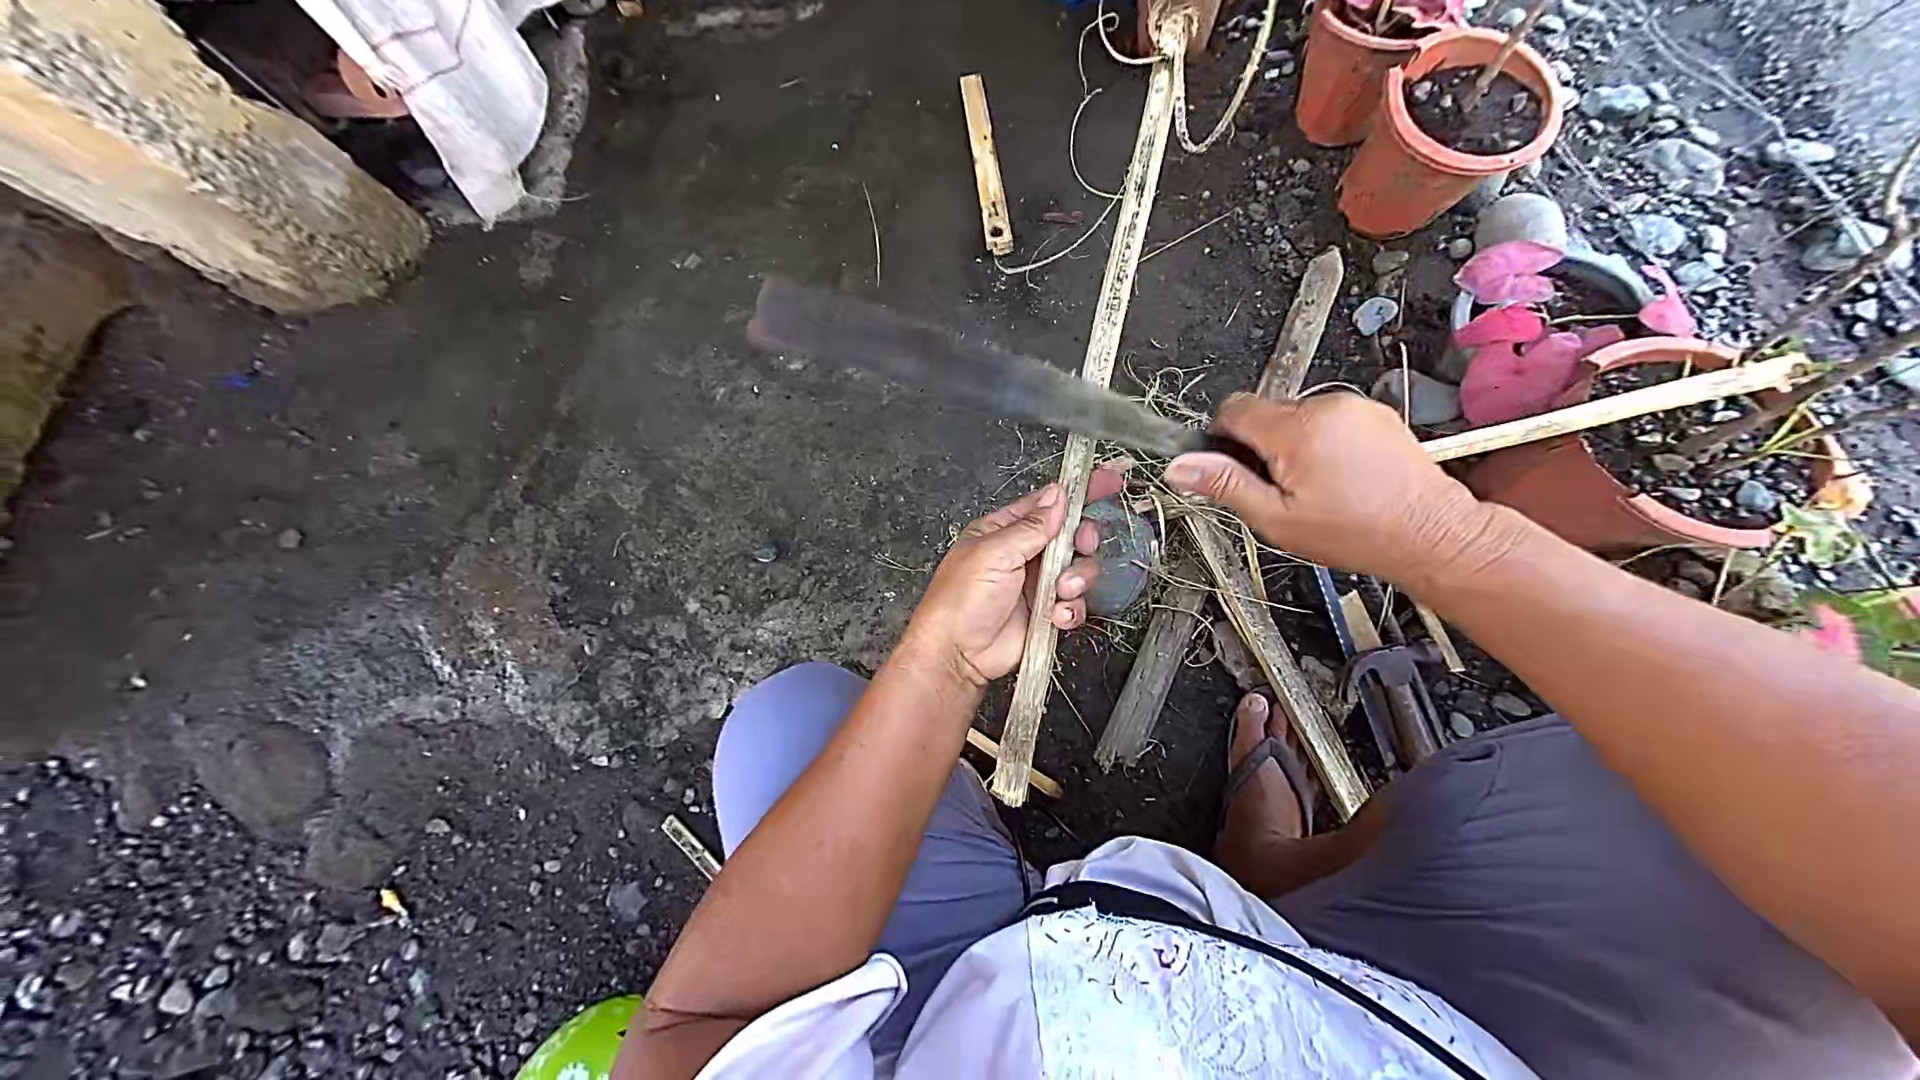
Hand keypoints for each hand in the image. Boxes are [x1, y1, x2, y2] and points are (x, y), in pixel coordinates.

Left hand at [899, 469, 1127, 687]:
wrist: (957, 655)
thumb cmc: (959, 601)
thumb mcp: (994, 552)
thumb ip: (1032, 526)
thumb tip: (1057, 497)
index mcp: (1004, 531)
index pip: (1047, 503)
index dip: (1078, 492)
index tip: (1109, 480)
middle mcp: (1022, 555)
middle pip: (1071, 535)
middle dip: (1082, 541)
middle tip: (1080, 547)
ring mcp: (1035, 584)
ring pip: (1079, 570)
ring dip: (1077, 580)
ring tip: (1060, 591)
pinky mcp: (1045, 612)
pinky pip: (1075, 604)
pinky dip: (1071, 609)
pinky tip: (1055, 615)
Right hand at [1164, 394, 1526, 590]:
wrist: (1430, 534)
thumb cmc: (1359, 532)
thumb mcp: (1275, 518)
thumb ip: (1224, 485)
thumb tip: (1180, 466)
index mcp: (1298, 431)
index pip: (1233, 409)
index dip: (1221, 438)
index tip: (1231, 465)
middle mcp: (1328, 407)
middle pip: (1263, 413)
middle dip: (1259, 446)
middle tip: (1278, 487)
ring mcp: (1354, 407)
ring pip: (1292, 416)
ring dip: (1288, 445)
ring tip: (1312, 485)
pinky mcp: (1372, 413)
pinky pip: (1324, 418)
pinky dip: (1317, 442)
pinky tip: (1334, 476)